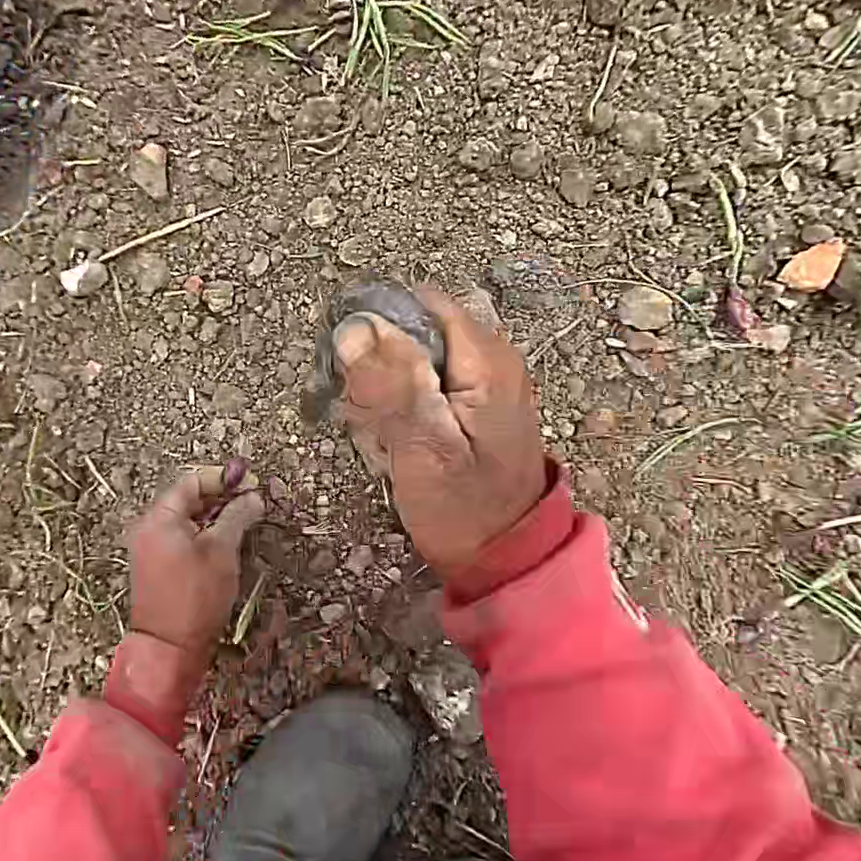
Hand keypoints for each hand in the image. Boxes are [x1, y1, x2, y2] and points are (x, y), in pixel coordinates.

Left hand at [125, 465, 263, 654]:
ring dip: (218, 516)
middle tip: (252, 503)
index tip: (250, 485)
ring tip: (245, 521)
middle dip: (223, 497)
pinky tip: (228, 541)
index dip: (223, 479)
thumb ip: (237, 515)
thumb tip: (252, 497)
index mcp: (159, 519)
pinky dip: (207, 533)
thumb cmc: (195, 595)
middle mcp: (150, 529)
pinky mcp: (160, 566)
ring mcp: (153, 549)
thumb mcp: (222, 548)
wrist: (170, 647)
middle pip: (190, 498)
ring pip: (190, 519)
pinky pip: (186, 537)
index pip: (192, 482)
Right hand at [336, 288, 546, 581]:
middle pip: (415, 331)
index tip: (355, 370)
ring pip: (414, 358)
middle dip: (380, 368)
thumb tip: (356, 327)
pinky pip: (425, 384)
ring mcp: (484, 378)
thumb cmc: (467, 510)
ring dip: (387, 393)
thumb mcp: (425, 450)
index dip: (379, 328)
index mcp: (486, 359)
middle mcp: (491, 357)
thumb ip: (393, 386)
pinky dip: (402, 407)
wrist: (505, 555)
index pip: (419, 305)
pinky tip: (396, 442)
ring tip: (383, 437)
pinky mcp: (474, 401)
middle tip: (370, 418)